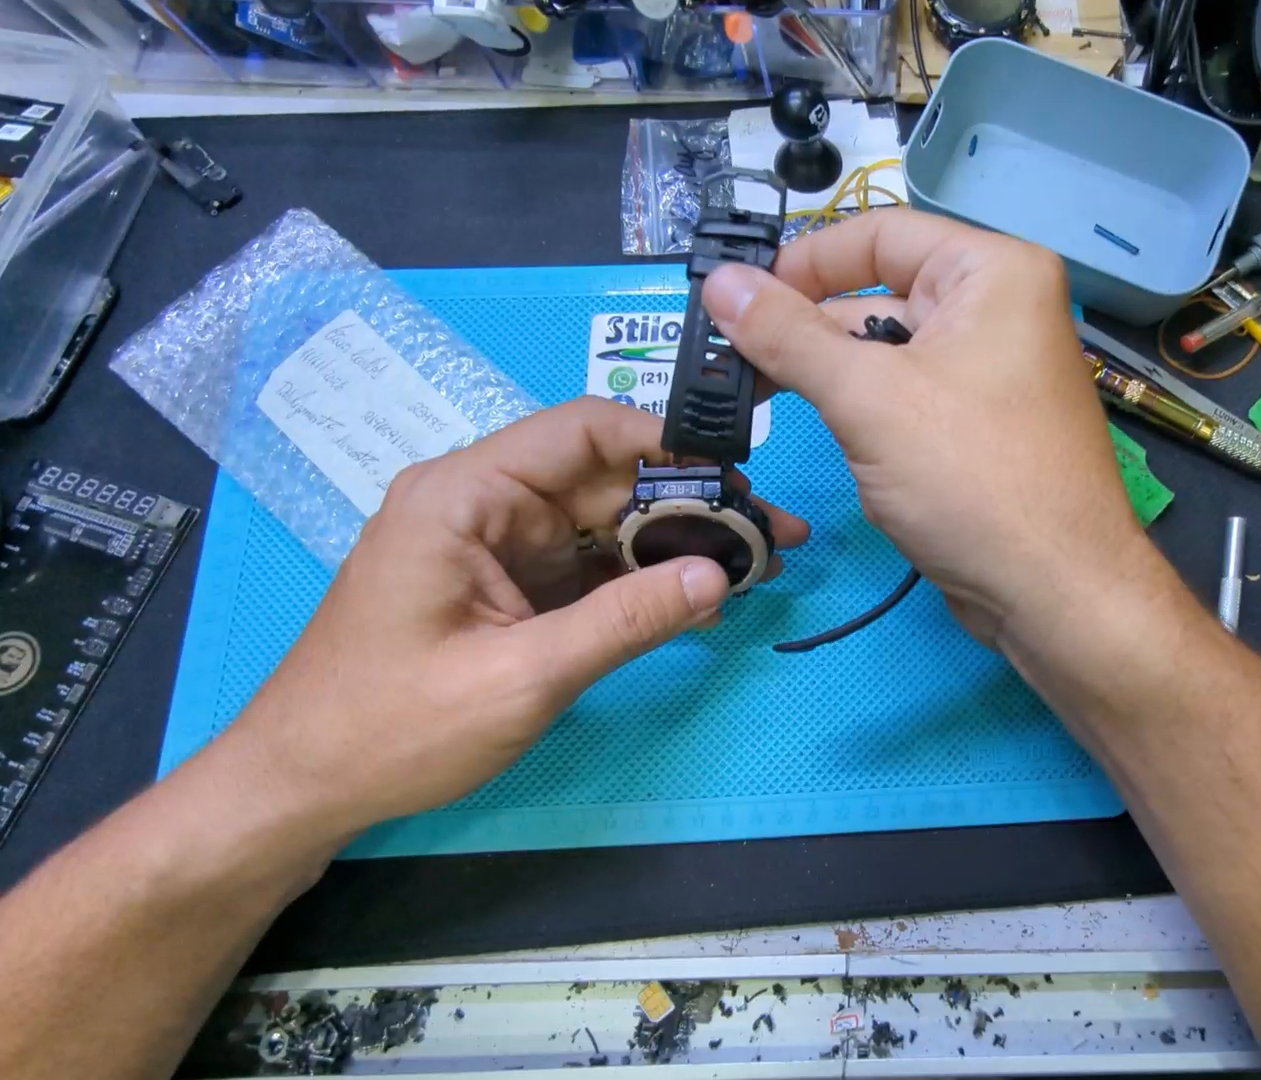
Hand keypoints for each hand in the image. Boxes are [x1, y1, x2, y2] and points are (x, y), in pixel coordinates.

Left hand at [217, 398, 807, 837]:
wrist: (305, 788)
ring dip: (685, 543)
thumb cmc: (391, 728)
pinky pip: (601, 564)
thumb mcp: (522, 677)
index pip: (584, 431)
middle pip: (613, 479)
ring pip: (616, 521)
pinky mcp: (522, 582)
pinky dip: (653, 580)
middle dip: (697, 503)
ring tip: (758, 567)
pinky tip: (706, 600)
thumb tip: (720, 575)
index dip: (669, 443)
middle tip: (773, 535)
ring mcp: (509, 544)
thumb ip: (626, 620)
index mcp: (468, 496)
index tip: (741, 477)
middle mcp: (492, 504)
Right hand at [702, 209, 1160, 646]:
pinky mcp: (983, 429)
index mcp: (993, 273)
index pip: (880, 235)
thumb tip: (720, 283)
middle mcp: (1001, 313)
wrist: (1052, 592)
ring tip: (797, 415)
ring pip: (891, 359)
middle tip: (744, 369)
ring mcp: (994, 375)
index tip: (741, 300)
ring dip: (842, 388)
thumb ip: (789, 336)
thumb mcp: (869, 398)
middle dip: (816, 336)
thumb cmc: (971, 478)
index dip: (805, 262)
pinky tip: (854, 452)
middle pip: (882, 298)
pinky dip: (873, 421)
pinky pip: (911, 404)